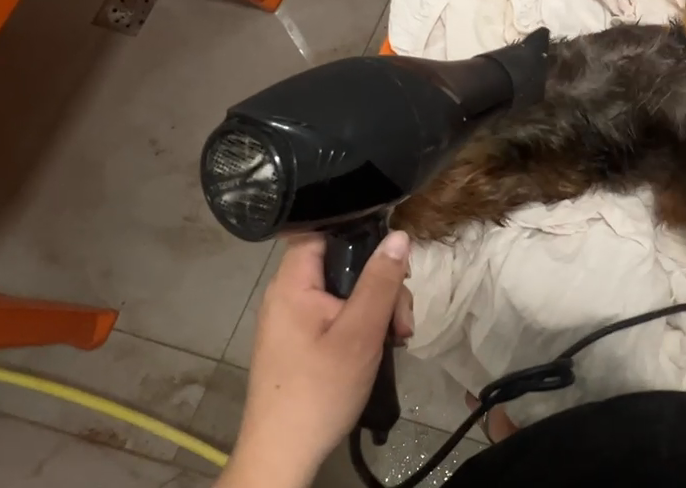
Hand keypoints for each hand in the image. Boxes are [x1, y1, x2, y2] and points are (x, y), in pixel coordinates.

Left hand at [223, 231, 412, 487]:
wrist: (283, 457)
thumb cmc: (320, 389)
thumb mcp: (361, 332)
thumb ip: (381, 280)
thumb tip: (399, 235)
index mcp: (292, 283)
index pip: (321, 229)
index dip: (358, 227)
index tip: (391, 246)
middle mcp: (288, 294)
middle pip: (341, 261)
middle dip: (380, 280)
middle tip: (402, 313)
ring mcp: (293, 319)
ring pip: (345, 289)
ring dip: (378, 305)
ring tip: (398, 335)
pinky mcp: (301, 340)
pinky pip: (337, 313)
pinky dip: (362, 322)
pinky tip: (383, 344)